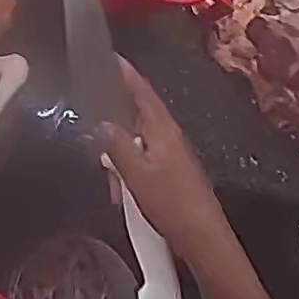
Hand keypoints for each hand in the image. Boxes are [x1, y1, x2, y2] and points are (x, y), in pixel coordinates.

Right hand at [100, 57, 235, 272]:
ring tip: (109, 176)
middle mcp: (170, 137)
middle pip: (137, 116)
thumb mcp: (135, 173)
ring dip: (119, 153)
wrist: (204, 240)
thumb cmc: (171, 203)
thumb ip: (115, 144)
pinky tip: (122, 189)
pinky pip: (144, 159)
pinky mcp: (173, 173)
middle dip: (113, 123)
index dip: (127, 73)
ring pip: (138, 141)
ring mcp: (173, 155)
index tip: (112, 58)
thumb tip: (101, 124)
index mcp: (163, 129)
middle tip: (93, 132)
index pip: (143, 91)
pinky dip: (129, 168)